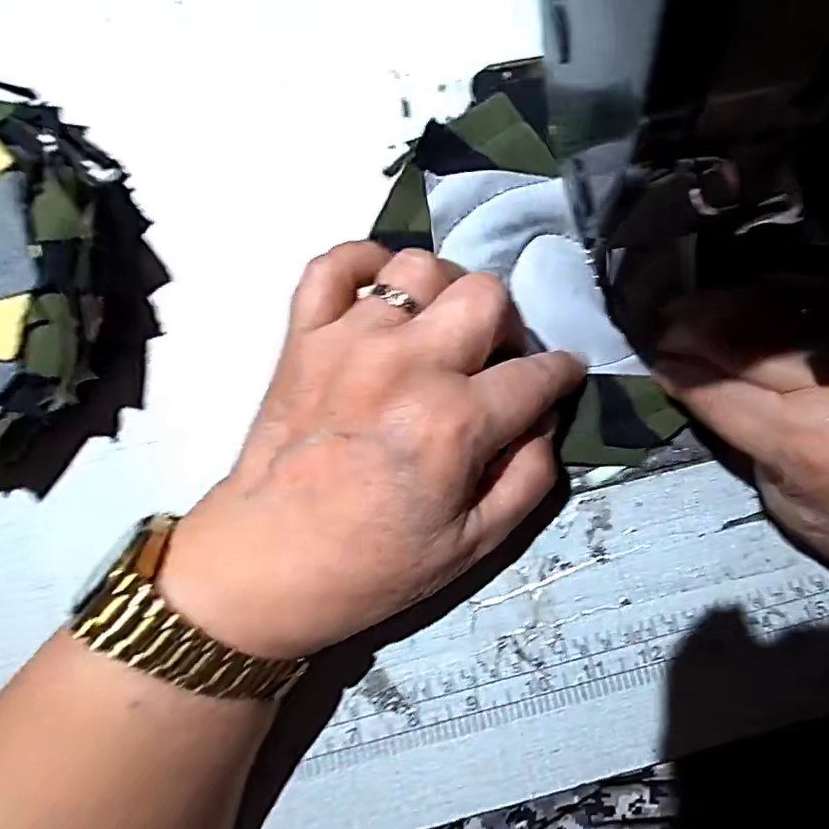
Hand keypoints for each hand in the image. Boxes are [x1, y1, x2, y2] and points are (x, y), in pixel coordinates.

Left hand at [158, 243, 584, 660]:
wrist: (269, 561)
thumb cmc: (371, 565)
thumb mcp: (473, 544)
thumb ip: (528, 477)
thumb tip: (542, 418)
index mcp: (456, 422)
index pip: (537, 373)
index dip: (560, 373)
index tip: (558, 375)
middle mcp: (408, 365)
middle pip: (486, 295)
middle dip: (505, 326)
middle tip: (490, 361)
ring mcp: (349, 343)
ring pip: (417, 269)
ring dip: (443, 293)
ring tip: (436, 330)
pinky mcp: (303, 338)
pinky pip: (331, 266)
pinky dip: (359, 264)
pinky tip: (377, 293)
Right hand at [648, 290, 828, 618]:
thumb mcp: (784, 503)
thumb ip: (741, 440)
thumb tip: (698, 393)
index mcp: (809, 443)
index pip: (718, 392)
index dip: (676, 372)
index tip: (646, 358)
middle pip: (744, 344)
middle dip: (690, 330)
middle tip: (654, 322)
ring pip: (777, 317)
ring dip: (723, 308)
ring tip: (685, 307)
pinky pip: (811, 316)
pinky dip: (764, 309)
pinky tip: (739, 306)